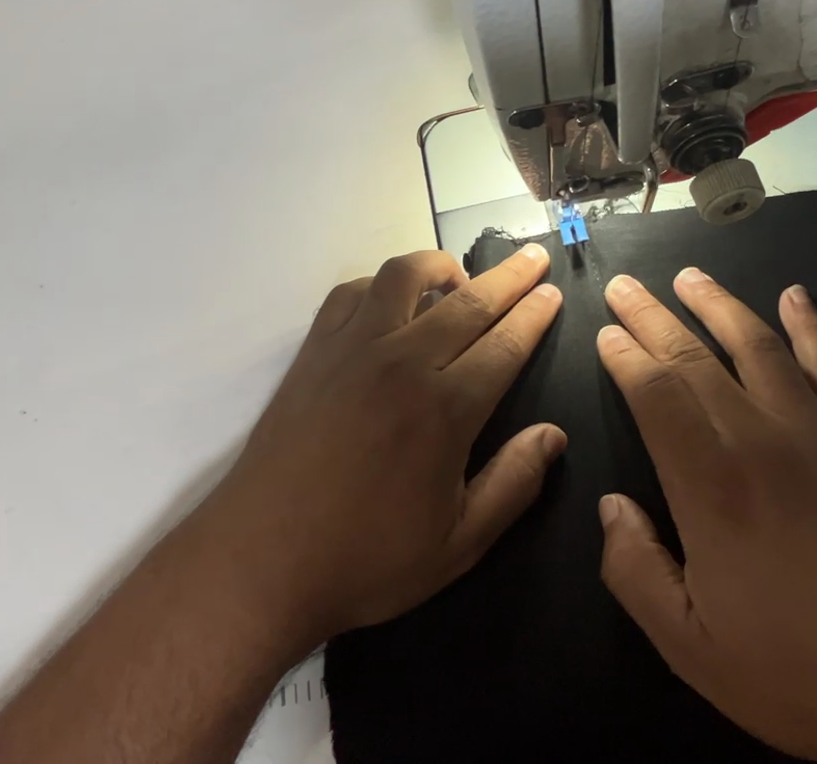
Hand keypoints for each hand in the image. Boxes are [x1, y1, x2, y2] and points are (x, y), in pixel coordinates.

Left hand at [188, 244, 566, 646]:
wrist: (261, 560)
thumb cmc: (366, 559)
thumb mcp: (458, 545)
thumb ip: (513, 484)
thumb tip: (554, 435)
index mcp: (445, 410)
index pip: (505, 345)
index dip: (534, 315)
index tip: (552, 292)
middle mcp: (402, 363)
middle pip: (467, 302)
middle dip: (508, 277)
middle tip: (533, 257)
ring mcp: (352, 350)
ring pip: (403, 277)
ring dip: (440, 264)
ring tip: (460, 272)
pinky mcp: (313, 351)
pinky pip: (350, 294)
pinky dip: (379, 284)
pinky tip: (390, 299)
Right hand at [593, 270, 816, 763]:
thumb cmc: (800, 671)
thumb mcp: (689, 646)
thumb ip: (634, 571)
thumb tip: (610, 506)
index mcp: (709, 486)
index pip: (655, 395)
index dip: (625, 356)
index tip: (605, 332)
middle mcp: (758, 441)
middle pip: (695, 358)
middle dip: (653, 316)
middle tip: (625, 285)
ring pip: (758, 346)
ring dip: (719, 305)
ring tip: (690, 276)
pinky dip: (810, 325)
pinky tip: (794, 296)